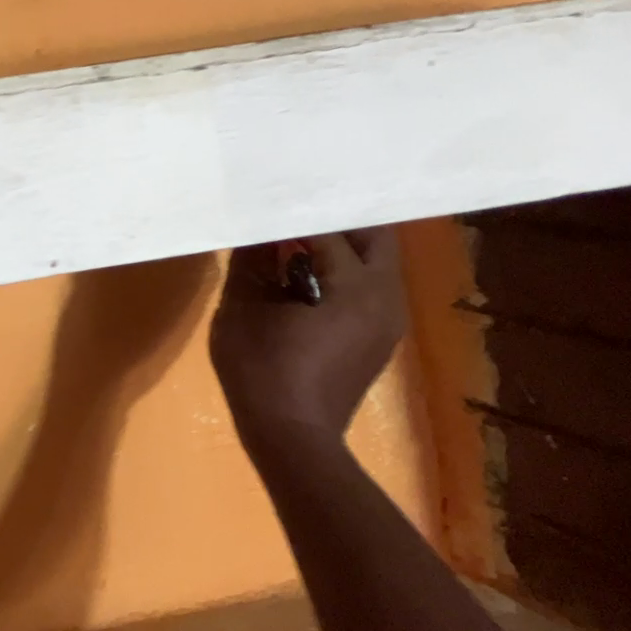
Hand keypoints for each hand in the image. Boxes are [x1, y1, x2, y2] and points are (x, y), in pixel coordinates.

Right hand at [210, 228, 405, 446]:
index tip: (268, 196)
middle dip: (332, 219)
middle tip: (286, 210)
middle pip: (372, 238)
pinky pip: (366, 285)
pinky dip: (339, 269)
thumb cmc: (262, 368)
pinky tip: (298, 272)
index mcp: (357, 288)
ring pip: (373, 261)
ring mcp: (387, 320)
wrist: (290, 434)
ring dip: (337, 244)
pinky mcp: (377, 336)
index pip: (330, 230)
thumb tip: (255, 229)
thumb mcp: (243, 307)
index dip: (295, 212)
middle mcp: (386, 298)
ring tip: (288, 237)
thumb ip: (253, 261)